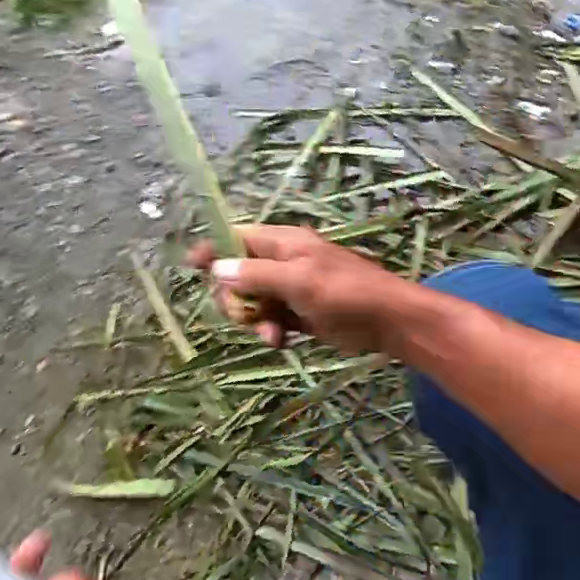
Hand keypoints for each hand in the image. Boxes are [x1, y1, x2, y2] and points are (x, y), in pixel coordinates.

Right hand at [187, 224, 422, 352]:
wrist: (388, 321)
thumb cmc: (345, 292)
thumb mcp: (298, 280)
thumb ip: (256, 275)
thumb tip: (217, 269)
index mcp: (283, 242)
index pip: (237, 237)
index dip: (214, 249)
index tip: (192, 266)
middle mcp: (283, 262)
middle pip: (237, 275)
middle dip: (236, 298)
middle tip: (246, 316)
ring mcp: (291, 289)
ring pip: (253, 302)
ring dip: (254, 321)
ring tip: (272, 336)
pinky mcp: (300, 314)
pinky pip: (271, 320)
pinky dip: (271, 331)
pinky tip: (281, 342)